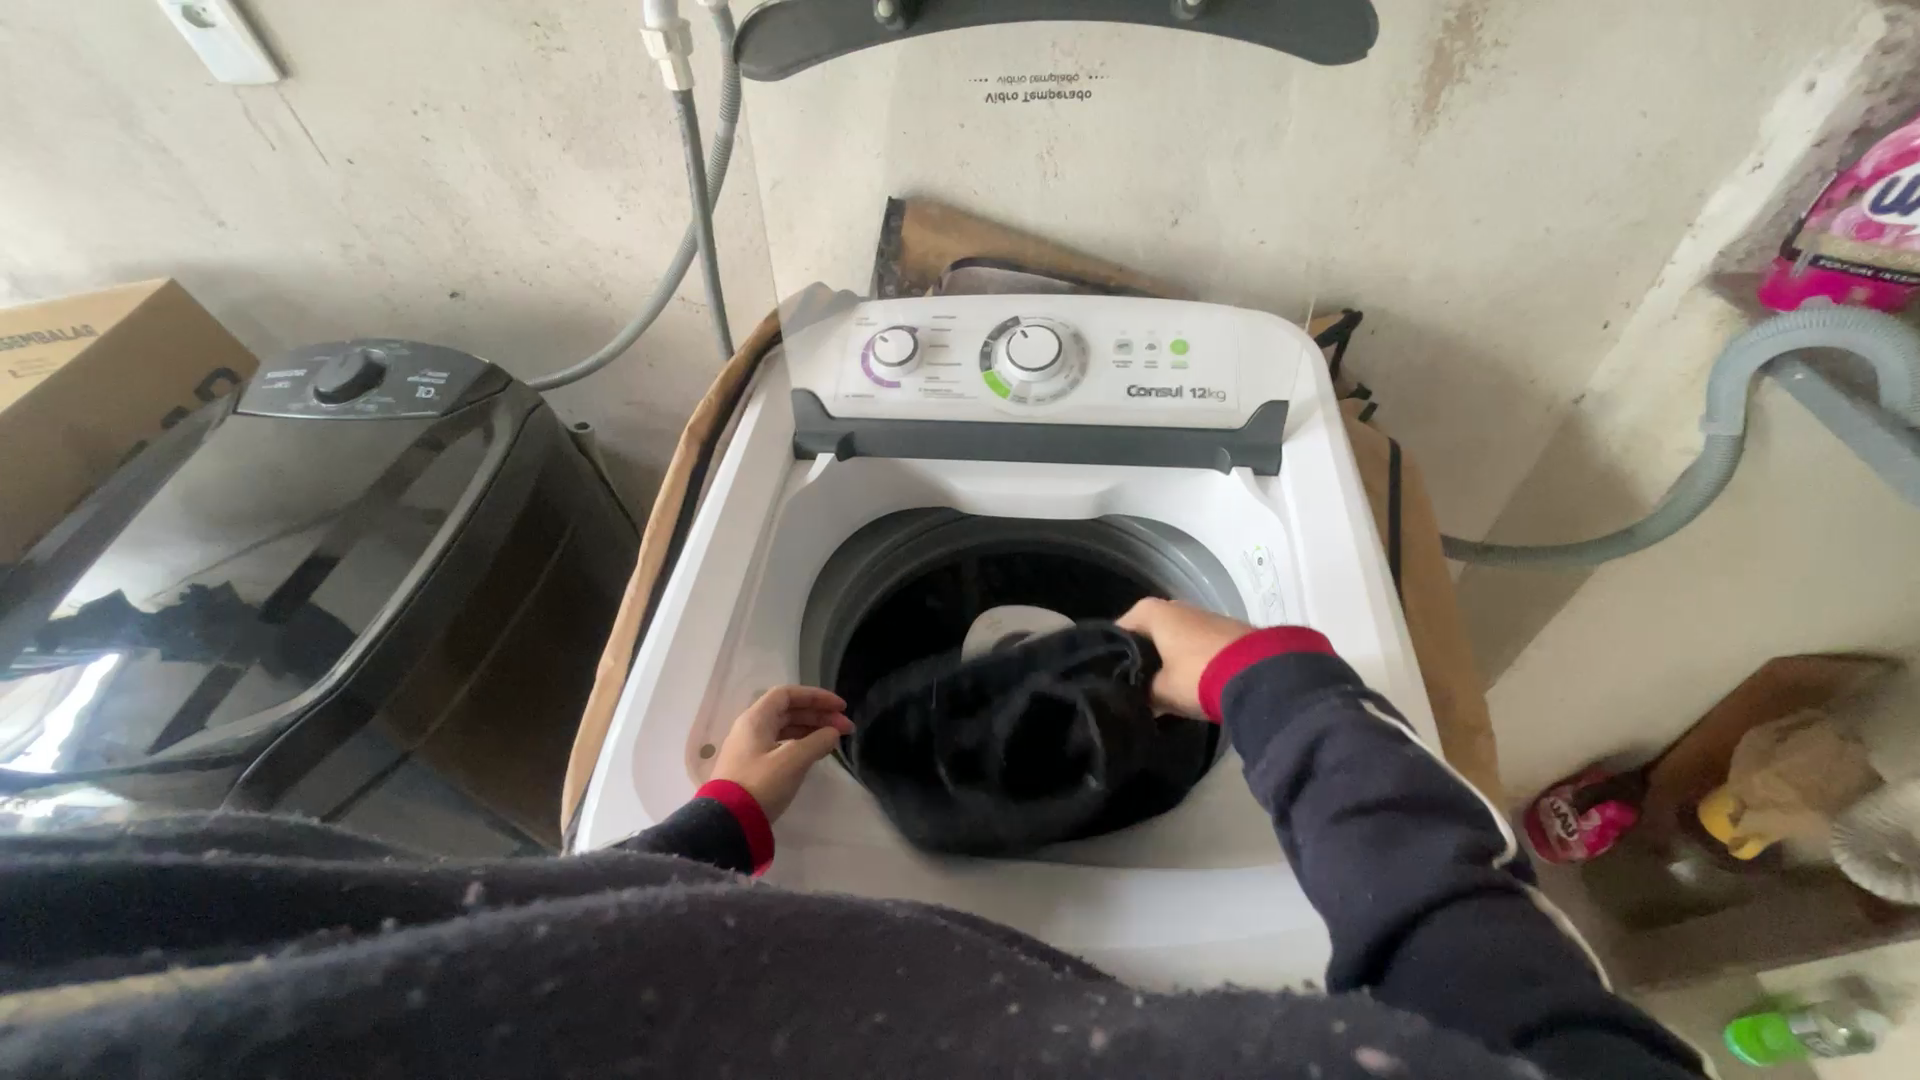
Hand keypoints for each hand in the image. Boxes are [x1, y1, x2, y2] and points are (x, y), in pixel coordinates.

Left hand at [711, 686, 854, 821]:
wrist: (729, 824)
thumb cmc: (761, 784)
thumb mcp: (793, 760)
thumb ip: (818, 741)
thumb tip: (833, 732)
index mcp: (756, 718)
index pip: (788, 694)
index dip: (816, 696)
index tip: (840, 707)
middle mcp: (751, 728)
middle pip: (789, 711)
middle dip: (819, 715)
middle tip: (846, 727)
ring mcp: (751, 748)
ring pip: (786, 728)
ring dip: (812, 730)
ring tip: (835, 740)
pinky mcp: (753, 767)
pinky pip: (782, 745)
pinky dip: (802, 744)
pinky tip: (817, 753)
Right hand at [1117, 598, 1253, 719]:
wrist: (1261, 674)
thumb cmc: (1198, 676)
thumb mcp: (1162, 692)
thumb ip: (1143, 693)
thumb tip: (1134, 699)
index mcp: (1151, 612)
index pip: (1117, 632)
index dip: (1111, 657)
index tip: (1110, 681)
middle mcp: (1175, 606)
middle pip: (1147, 635)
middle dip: (1142, 659)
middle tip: (1134, 688)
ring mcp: (1203, 615)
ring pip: (1174, 640)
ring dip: (1168, 661)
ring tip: (1163, 691)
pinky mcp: (1226, 630)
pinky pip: (1196, 646)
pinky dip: (1190, 661)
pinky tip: (1191, 685)